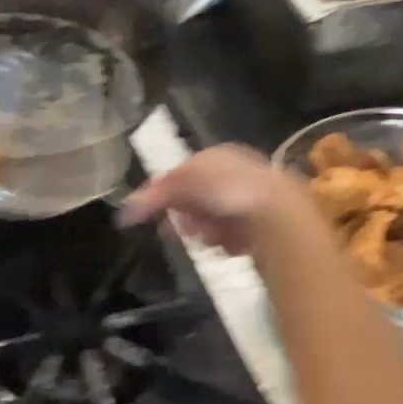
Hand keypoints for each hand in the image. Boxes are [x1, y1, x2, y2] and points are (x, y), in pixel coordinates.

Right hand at [116, 144, 313, 253]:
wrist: (276, 214)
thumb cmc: (227, 191)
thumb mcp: (184, 184)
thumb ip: (156, 195)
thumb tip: (127, 211)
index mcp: (215, 157)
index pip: (179, 175)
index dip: (161, 195)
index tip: (147, 215)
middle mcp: (232, 175)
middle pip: (194, 202)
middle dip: (186, 217)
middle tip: (182, 230)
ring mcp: (246, 200)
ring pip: (210, 222)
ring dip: (204, 232)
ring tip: (211, 237)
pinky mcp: (258, 226)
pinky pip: (229, 237)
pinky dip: (225, 243)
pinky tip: (230, 246)